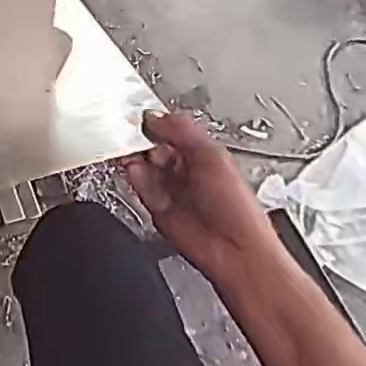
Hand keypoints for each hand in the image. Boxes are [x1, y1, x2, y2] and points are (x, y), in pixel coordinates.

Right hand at [121, 111, 279, 282]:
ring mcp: (171, 188)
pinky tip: (133, 170)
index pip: (172, 129)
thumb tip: (155, 116)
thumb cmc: (235, 207)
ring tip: (129, 152)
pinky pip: (139, 185)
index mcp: (201, 152)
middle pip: (153, 146)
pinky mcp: (158, 206)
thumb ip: (182, 132)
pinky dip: (133, 176)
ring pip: (143, 165)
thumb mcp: (211, 155)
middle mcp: (185, 169)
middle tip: (131, 135)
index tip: (141, 117)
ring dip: (134, 157)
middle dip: (141, 140)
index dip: (156, 123)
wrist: (234, 249)